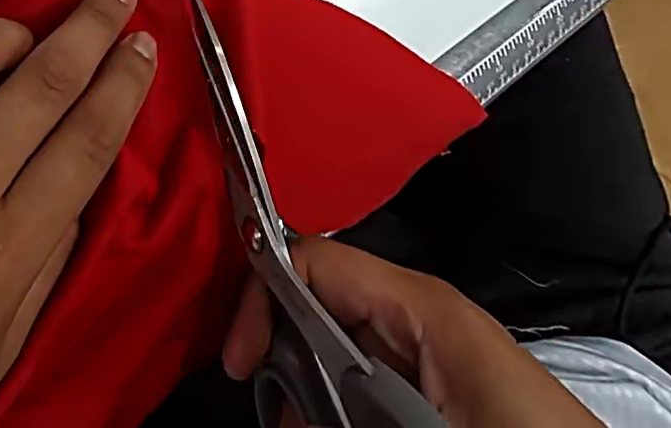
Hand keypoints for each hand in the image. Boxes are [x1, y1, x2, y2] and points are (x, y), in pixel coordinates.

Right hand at [222, 238, 603, 427]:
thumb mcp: (424, 417)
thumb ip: (346, 399)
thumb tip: (288, 403)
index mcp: (417, 303)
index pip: (314, 260)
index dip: (264, 294)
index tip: (239, 357)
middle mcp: (416, 310)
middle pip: (317, 299)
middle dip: (282, 348)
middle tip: (275, 409)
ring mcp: (424, 344)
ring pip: (334, 340)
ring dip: (305, 382)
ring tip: (299, 418)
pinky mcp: (431, 377)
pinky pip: (362, 368)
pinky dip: (333, 396)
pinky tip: (325, 417)